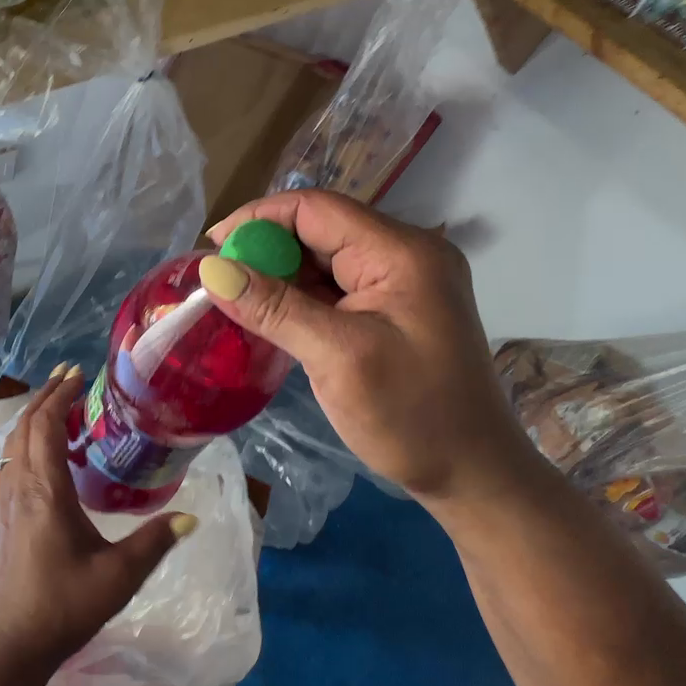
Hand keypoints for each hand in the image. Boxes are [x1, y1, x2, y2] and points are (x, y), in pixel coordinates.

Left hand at [0, 367, 196, 666]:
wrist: (11, 639)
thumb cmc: (64, 604)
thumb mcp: (119, 575)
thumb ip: (154, 542)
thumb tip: (189, 517)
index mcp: (45, 489)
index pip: (47, 425)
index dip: (60, 395)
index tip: (77, 373)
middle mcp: (19, 485)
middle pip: (25, 426)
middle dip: (45, 396)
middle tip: (69, 377)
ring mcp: (4, 500)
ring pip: (13, 443)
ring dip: (32, 417)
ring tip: (56, 407)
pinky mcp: (0, 515)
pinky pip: (9, 461)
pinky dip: (24, 441)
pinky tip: (41, 455)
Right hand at [200, 189, 531, 501]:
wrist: (475, 477)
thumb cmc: (413, 416)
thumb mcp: (337, 358)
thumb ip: (274, 308)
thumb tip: (210, 270)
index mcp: (402, 254)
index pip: (316, 209)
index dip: (258, 219)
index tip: (211, 250)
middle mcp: (404, 254)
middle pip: (317, 229)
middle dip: (264, 249)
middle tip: (219, 282)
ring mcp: (401, 281)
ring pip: (320, 258)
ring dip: (277, 275)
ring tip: (236, 301)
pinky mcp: (391, 308)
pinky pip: (332, 286)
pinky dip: (296, 296)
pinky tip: (268, 316)